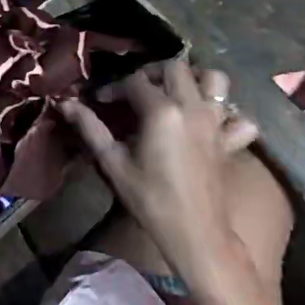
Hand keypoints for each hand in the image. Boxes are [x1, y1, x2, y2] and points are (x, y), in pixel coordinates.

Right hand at [58, 59, 258, 274]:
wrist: (196, 236)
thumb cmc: (150, 200)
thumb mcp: (113, 163)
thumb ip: (90, 128)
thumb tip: (65, 103)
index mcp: (162, 111)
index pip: (134, 81)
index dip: (114, 87)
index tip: (101, 102)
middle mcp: (193, 107)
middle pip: (174, 68)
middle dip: (151, 72)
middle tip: (134, 91)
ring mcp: (216, 122)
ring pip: (214, 80)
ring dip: (194, 79)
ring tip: (175, 92)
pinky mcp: (231, 140)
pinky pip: (239, 116)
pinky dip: (228, 113)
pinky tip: (210, 121)